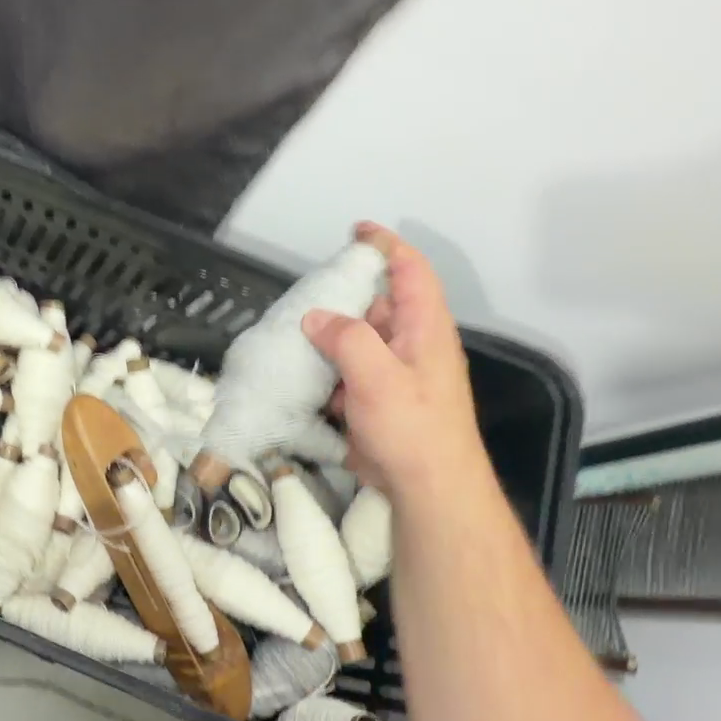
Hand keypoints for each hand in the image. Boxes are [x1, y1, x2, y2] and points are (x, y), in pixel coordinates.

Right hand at [300, 222, 489, 495]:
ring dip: (329, 335)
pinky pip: (348, 371)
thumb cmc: (412, 428)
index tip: (357, 232)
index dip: (386, 247)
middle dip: (344, 294)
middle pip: (378, 304)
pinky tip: (302, 373)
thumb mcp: (377, 377)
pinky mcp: (377, 399)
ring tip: (293, 330)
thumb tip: (315, 317)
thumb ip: (346, 339)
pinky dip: (326, 368)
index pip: (410, 272)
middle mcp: (411, 344)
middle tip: (305, 291)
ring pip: (358, 339)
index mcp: (424, 329)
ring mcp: (394, 373)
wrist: (428, 488)